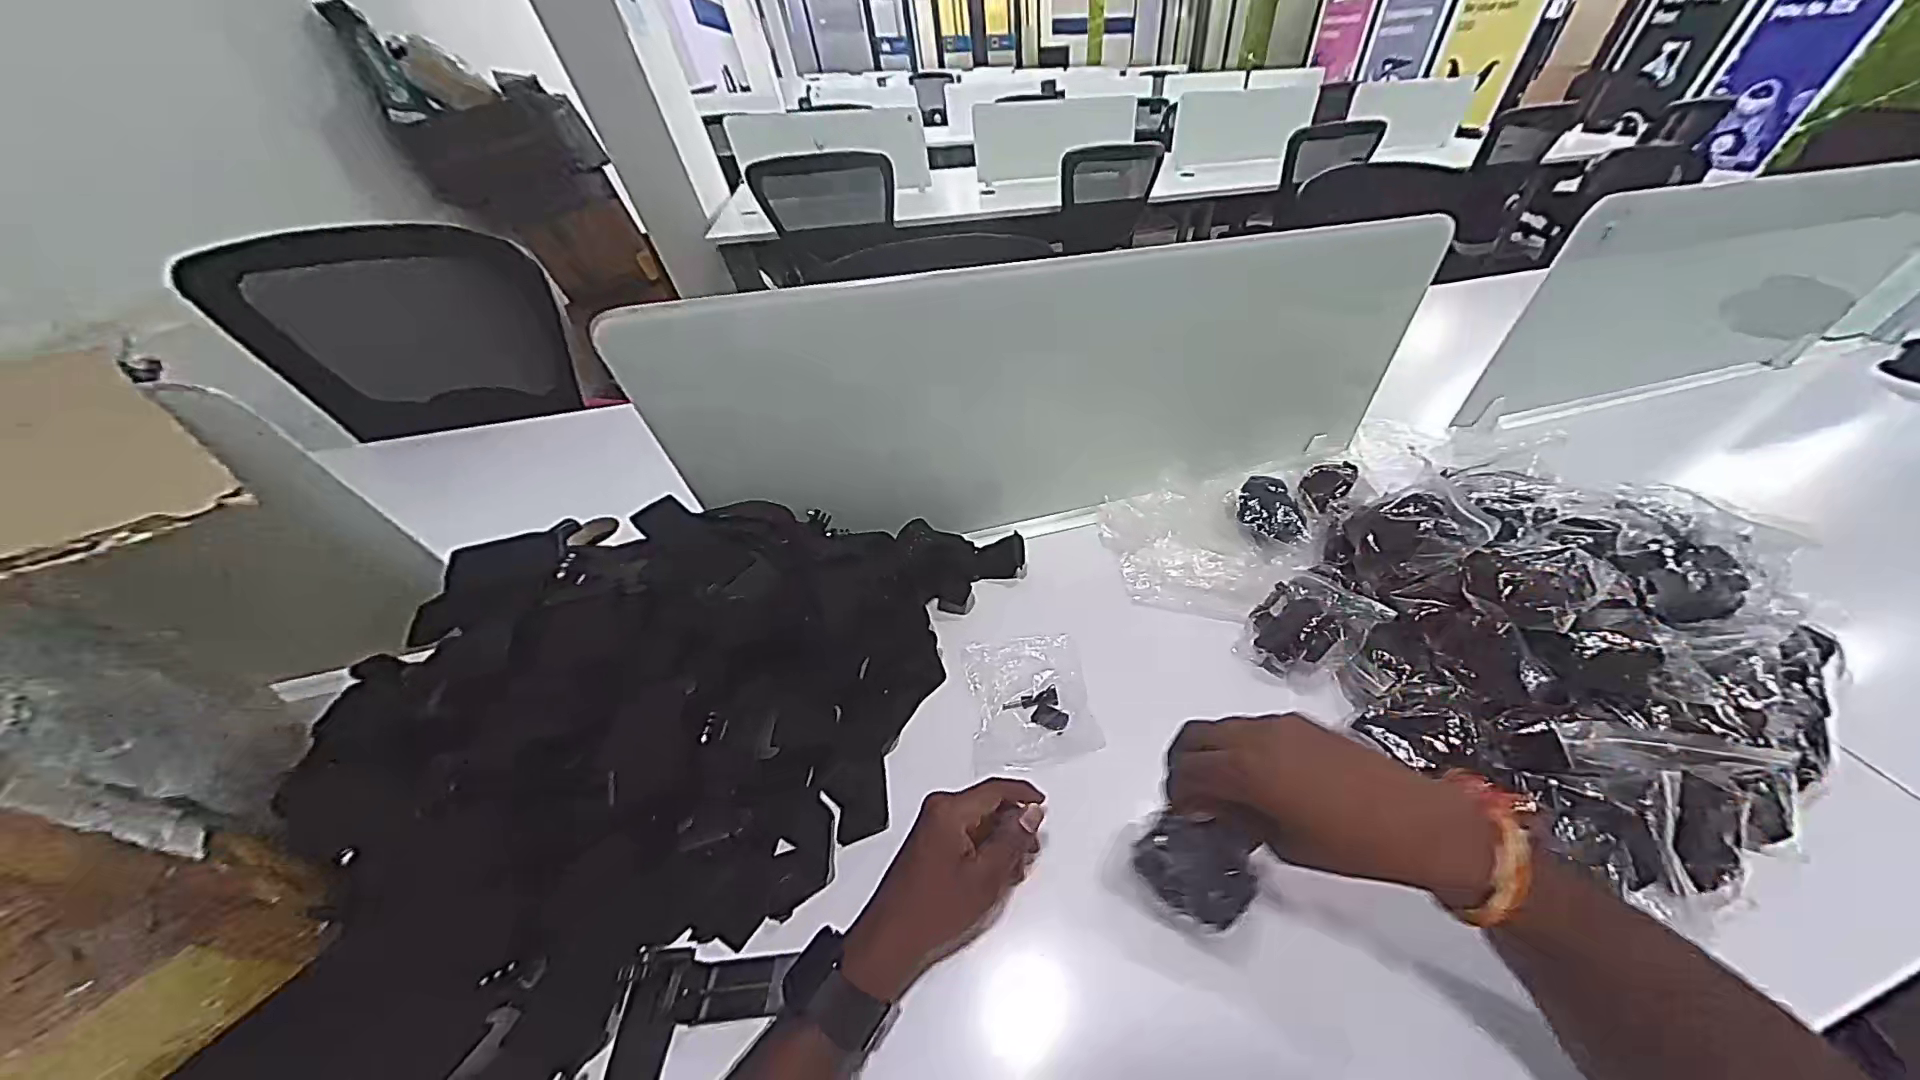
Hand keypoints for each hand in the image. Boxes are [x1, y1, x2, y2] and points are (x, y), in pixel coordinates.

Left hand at [841, 778, 1045, 1000]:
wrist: (893, 939)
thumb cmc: (928, 911)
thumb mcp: (986, 876)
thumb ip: (1013, 840)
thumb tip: (1029, 816)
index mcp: (949, 810)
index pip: (996, 789)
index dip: (1023, 795)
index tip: (1040, 802)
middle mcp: (938, 812)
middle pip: (987, 805)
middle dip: (1013, 825)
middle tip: (1029, 846)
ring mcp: (932, 827)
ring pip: (979, 822)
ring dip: (1000, 840)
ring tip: (1012, 868)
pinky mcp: (931, 843)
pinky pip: (966, 834)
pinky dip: (984, 849)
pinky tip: (994, 874)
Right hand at [1165, 714, 1495, 908]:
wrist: (1420, 822)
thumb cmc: (1355, 843)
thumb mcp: (1283, 843)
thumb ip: (1241, 819)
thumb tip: (1221, 811)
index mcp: (1248, 769)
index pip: (1189, 771)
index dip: (1178, 794)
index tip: (1184, 812)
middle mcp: (1257, 736)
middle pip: (1194, 736)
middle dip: (1183, 764)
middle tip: (1192, 794)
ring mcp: (1279, 725)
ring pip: (1221, 728)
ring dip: (1212, 752)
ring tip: (1227, 787)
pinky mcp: (1300, 723)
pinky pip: (1251, 727)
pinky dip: (1239, 746)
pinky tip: (1258, 776)